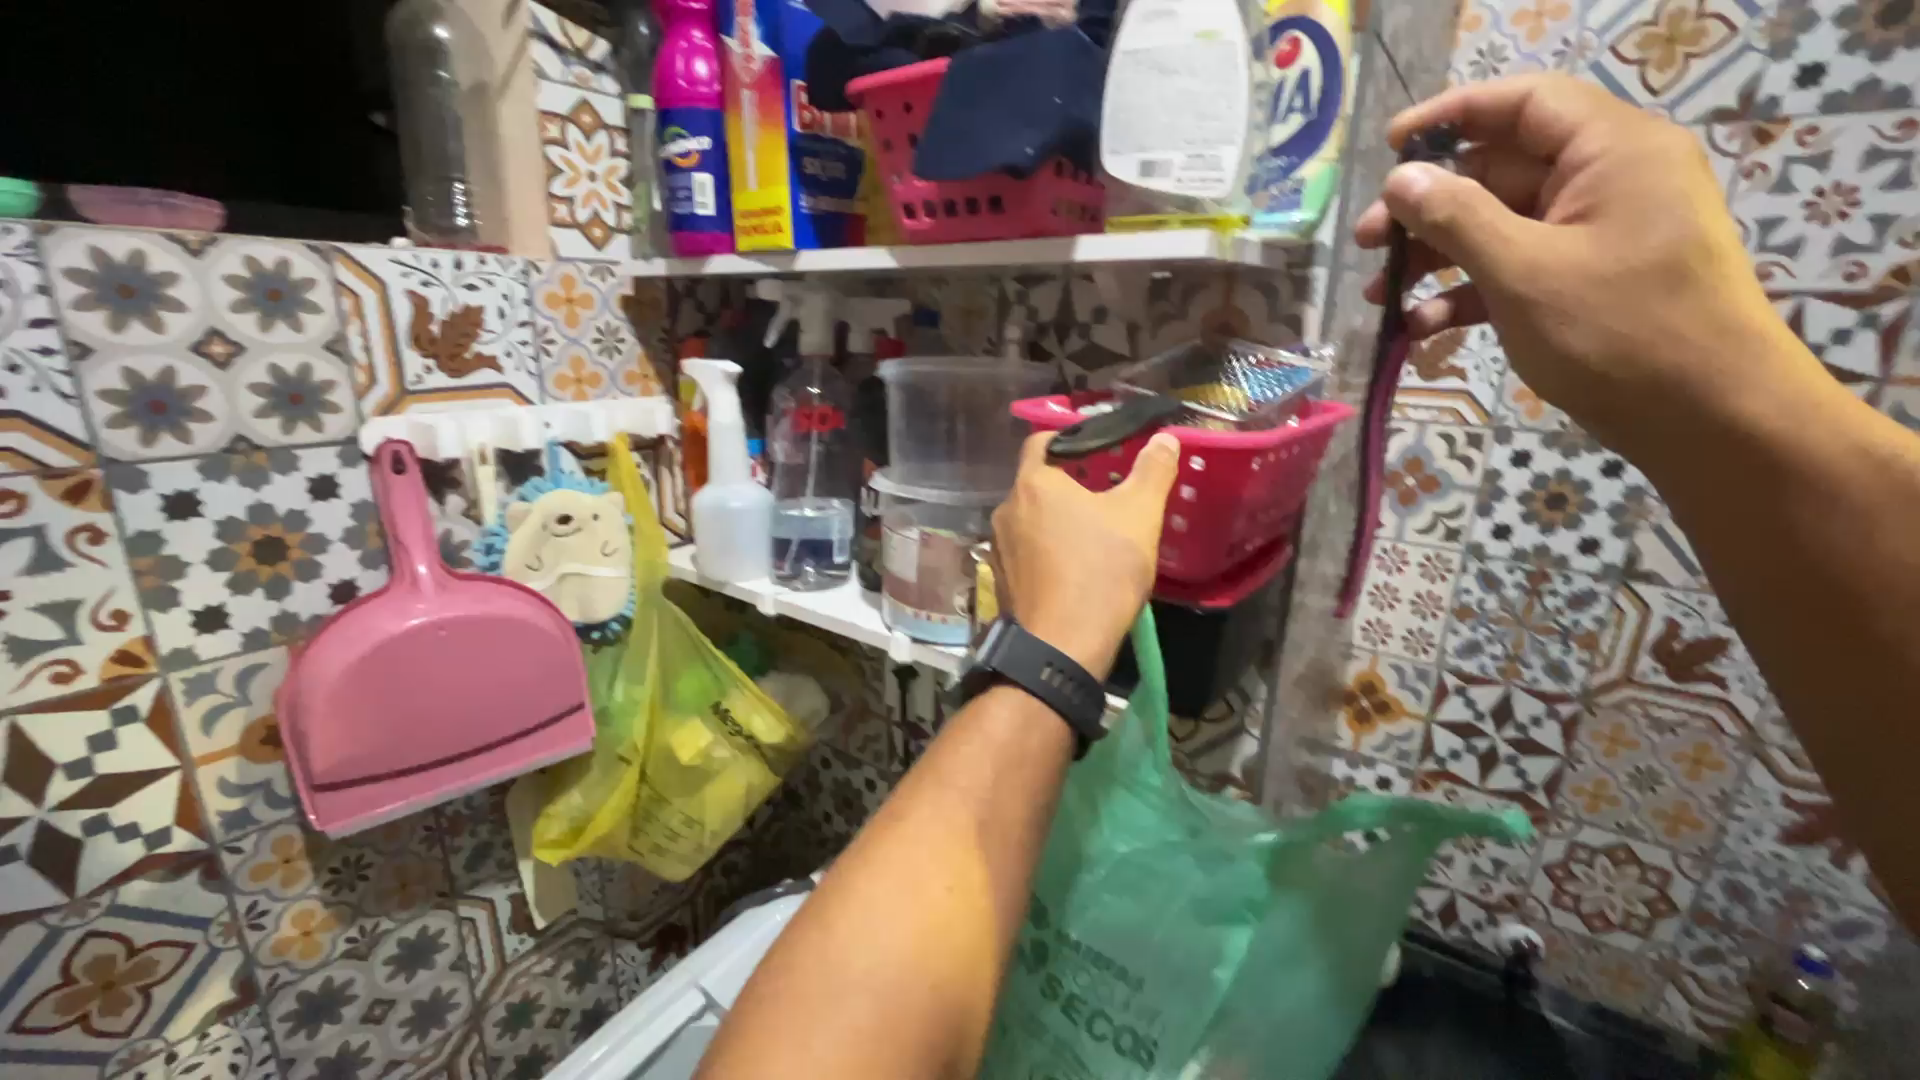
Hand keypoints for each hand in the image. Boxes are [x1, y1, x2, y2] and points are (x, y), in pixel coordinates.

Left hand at [991, 431, 1180, 679]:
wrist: (1062, 647)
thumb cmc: (1102, 572)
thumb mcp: (1139, 516)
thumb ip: (1153, 472)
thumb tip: (1164, 438)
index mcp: (1033, 483)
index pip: (1043, 441)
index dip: (1071, 439)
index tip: (1100, 448)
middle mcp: (1006, 509)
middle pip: (1038, 482)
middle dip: (1071, 484)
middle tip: (1108, 494)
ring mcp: (999, 546)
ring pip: (1032, 518)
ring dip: (1059, 519)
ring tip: (1095, 531)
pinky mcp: (1001, 579)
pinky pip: (1027, 550)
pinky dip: (1048, 548)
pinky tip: (1076, 565)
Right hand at [1354, 74, 1816, 452]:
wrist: (1702, 414)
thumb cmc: (1616, 330)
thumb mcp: (1522, 271)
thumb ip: (1456, 218)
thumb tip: (1399, 179)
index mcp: (1610, 152)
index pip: (1524, 104)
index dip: (1452, 115)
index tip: (1388, 147)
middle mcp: (1603, 181)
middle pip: (1498, 171)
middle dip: (1425, 208)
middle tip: (1367, 244)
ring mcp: (1590, 235)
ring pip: (1494, 227)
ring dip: (1432, 259)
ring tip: (1378, 296)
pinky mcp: (1577, 282)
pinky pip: (1509, 270)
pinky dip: (1462, 295)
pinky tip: (1420, 328)